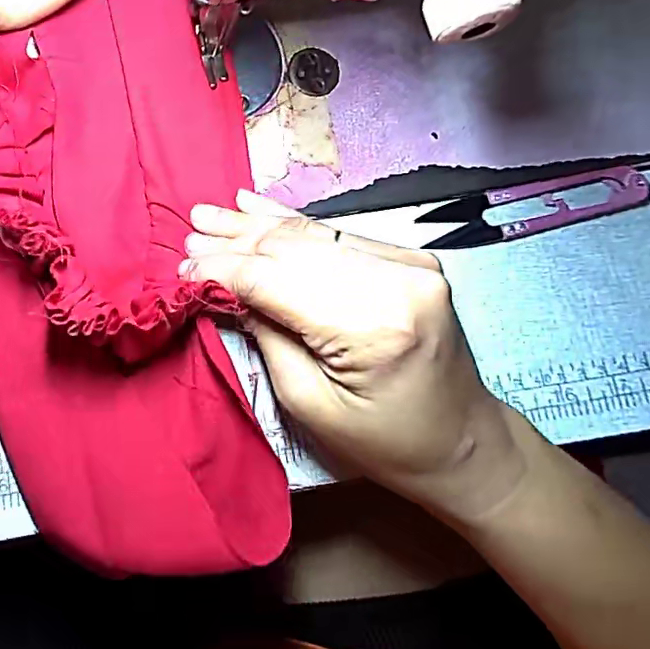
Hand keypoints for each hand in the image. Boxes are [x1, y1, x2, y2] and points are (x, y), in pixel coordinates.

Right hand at [180, 190, 530, 523]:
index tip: (182, 271)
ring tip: (208, 215)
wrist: (466, 443)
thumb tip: (223, 291)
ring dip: (254, 225)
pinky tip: (254, 205)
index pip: (275, 281)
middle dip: (233, 244)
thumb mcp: (309, 403)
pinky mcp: (407, 257)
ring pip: (309, 233)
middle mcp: (397, 280)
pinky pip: (333, 233)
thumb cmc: (386, 441)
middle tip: (188, 238)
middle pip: (291, 249)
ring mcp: (408, 262)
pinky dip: (289, 223)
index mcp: (374, 325)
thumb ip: (266, 336)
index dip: (223, 272)